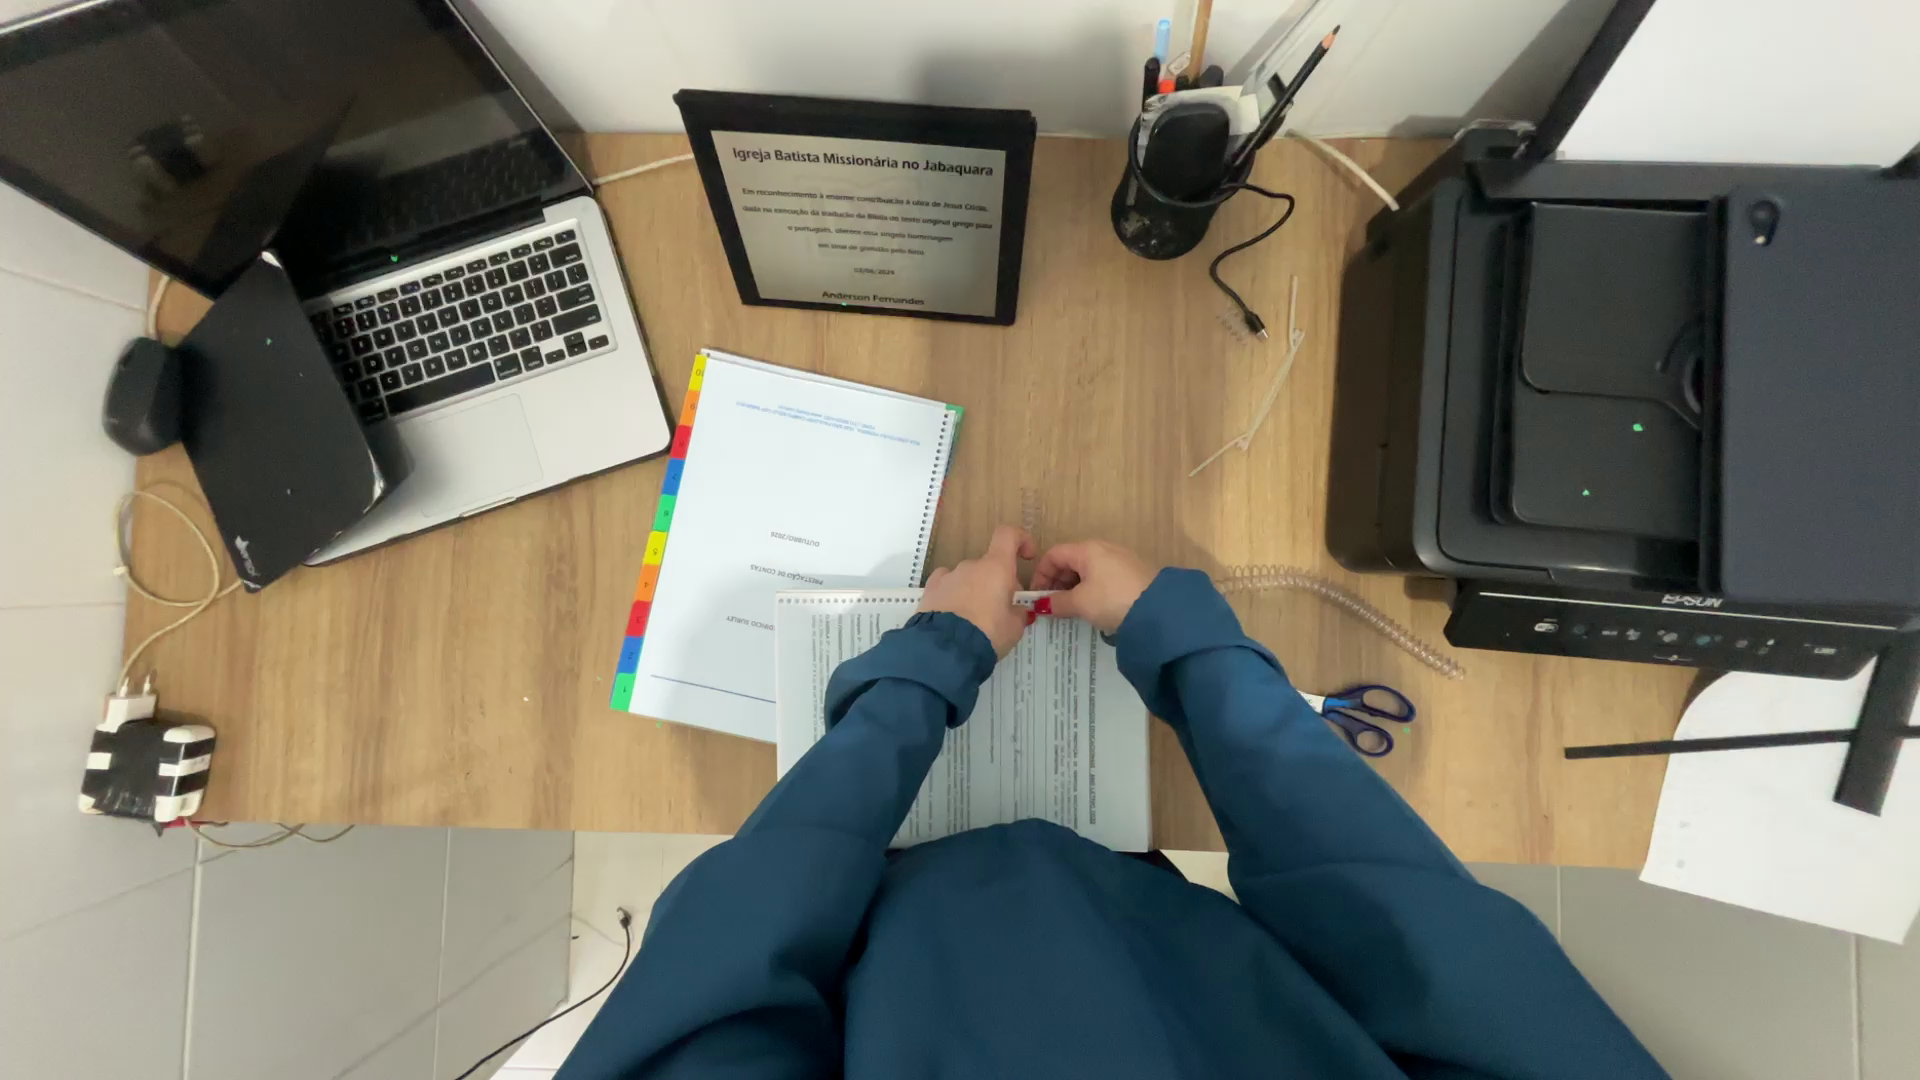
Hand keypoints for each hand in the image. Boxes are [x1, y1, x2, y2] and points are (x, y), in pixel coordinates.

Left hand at [920, 525, 1037, 656]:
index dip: (1020, 540)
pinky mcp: (930, 589)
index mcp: (996, 568)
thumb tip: (1018, 609)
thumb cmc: (988, 635)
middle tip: (1000, 612)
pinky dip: (952, 595)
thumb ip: (1019, 613)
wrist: (945, 650)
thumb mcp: (1014, 628)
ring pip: (968, 578)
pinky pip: (947, 586)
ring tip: (973, 620)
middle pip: (989, 566)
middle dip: (997, 584)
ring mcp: (948, 575)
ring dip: (974, 591)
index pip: (1008, 535)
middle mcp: (971, 565)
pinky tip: (953, 615)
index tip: (1026, 556)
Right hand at [1029, 540, 1155, 633]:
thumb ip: (1056, 603)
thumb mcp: (1080, 603)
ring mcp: (1120, 559)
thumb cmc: (1112, 600)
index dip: (1040, 574)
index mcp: (1086, 549)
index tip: (1037, 597)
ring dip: (1074, 588)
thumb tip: (1041, 606)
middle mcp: (1103, 548)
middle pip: (1070, 561)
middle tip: (1053, 605)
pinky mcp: (1132, 572)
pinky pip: (1102, 576)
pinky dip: (1091, 589)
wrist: (1159, 609)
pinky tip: (1094, 607)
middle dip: (1057, 583)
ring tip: (1072, 609)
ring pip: (1087, 570)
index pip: (1053, 555)